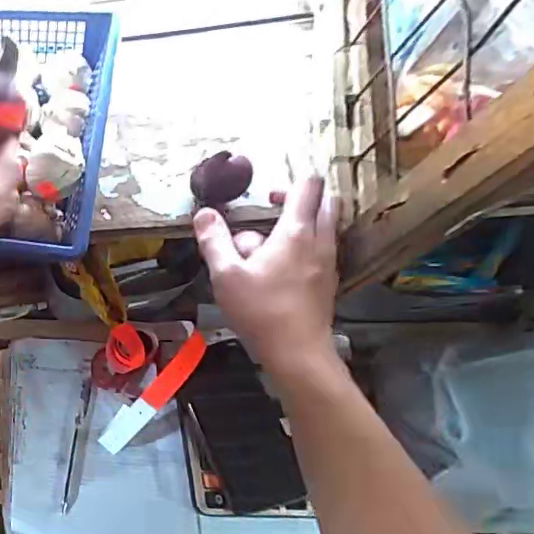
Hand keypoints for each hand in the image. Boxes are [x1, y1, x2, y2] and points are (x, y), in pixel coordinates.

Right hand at [192, 175, 343, 380]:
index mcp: (296, 232)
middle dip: (300, 200)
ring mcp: (329, 262)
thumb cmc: (261, 310)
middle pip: (325, 202)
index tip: (266, 196)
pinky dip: (304, 249)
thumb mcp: (226, 274)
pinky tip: (279, 271)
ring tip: (269, 245)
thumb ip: (214, 240)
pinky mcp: (329, 281)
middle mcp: (320, 241)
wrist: (298, 351)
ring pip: (324, 228)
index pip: (308, 186)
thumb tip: (204, 213)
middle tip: (271, 212)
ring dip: (302, 226)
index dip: (289, 182)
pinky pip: (321, 251)